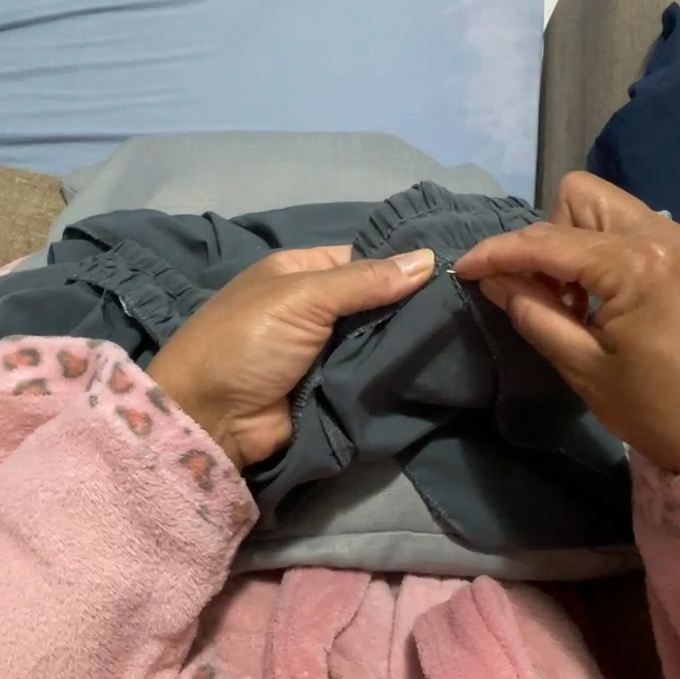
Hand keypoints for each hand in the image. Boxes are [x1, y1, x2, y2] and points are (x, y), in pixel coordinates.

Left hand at [148, 245, 437, 468]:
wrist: (213, 420)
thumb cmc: (247, 342)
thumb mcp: (302, 298)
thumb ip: (365, 281)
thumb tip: (430, 258)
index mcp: (300, 272)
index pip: (363, 260)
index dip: (402, 265)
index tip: (451, 270)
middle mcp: (314, 307)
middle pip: (374, 301)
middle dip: (410, 306)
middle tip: (466, 307)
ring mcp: (325, 351)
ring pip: (377, 340)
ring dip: (407, 343)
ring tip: (461, 335)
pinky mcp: (334, 389)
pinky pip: (372, 375)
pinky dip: (395, 373)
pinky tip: (436, 367)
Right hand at [455, 171, 679, 474]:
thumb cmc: (655, 410)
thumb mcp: (582, 366)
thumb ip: (532, 312)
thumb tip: (493, 278)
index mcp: (635, 264)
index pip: (547, 241)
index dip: (497, 252)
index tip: (464, 268)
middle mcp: (661, 233)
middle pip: (578, 197)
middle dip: (545, 237)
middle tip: (541, 293)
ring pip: (604, 206)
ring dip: (572, 241)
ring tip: (572, 300)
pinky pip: (629, 227)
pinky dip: (601, 250)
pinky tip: (602, 298)